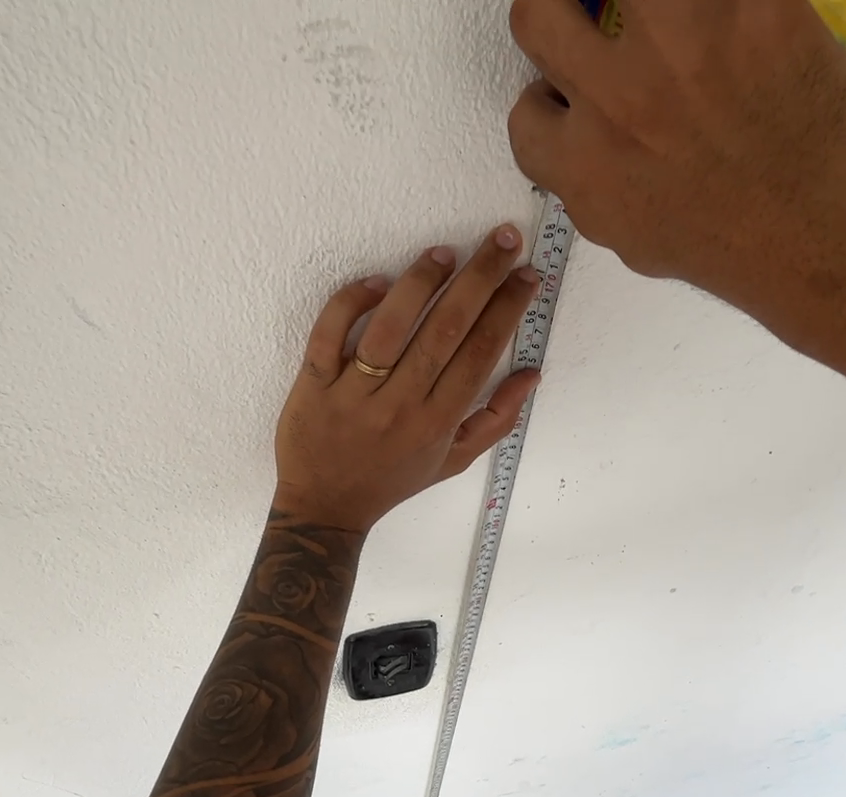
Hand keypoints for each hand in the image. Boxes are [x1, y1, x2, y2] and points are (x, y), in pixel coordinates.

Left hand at [272, 226, 542, 531]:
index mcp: (438, 422)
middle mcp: (400, 405)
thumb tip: (532, 374)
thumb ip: (496, 420)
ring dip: (421, 282)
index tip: (526, 274)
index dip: (508, 308)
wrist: (326, 507)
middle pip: (446, 329)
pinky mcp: (313, 384)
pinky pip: (329, 333)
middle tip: (503, 240)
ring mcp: (353, 394)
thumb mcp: (453, 461)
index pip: (481, 352)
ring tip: (444, 253)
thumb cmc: (392, 480)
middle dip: (481, 278)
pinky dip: (351, 302)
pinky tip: (377, 281)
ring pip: (390, 326)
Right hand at [506, 0, 845, 340]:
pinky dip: (730, 8)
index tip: (575, 97)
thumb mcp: (630, 237)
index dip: (549, 101)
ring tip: (665, 21)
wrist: (824, 239)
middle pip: (536, 14)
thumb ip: (593, 185)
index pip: (525, 111)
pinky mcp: (754, 5)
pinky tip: (737, 24)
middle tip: (599, 26)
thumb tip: (583, 152)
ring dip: (630, 2)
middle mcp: (614, 98)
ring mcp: (681, 42)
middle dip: (560, 18)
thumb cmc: (732, 249)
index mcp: (582, 163)